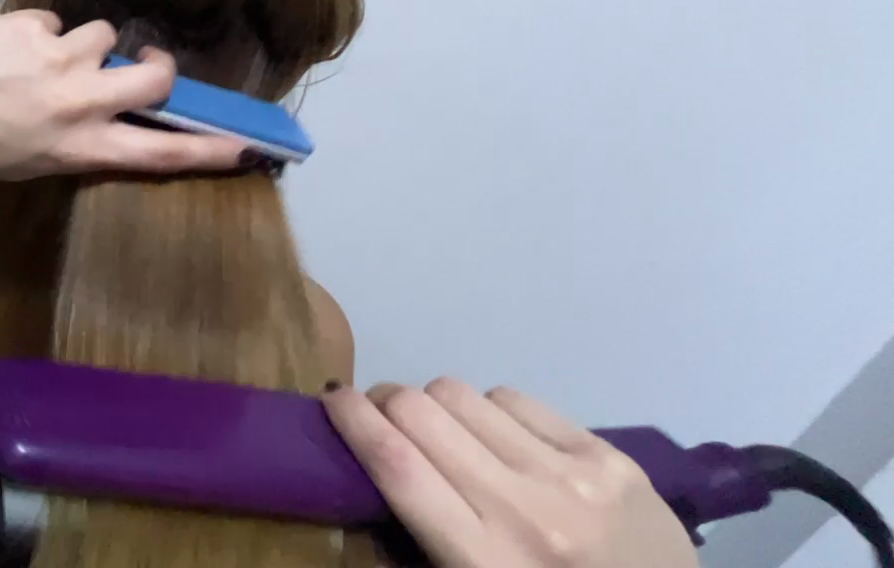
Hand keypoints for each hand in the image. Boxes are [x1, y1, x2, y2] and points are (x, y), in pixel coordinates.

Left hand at [0, 10, 250, 180]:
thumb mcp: (32, 160)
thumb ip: (76, 137)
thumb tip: (104, 112)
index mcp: (79, 148)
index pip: (158, 154)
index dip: (207, 150)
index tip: (246, 145)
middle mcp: (79, 104)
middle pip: (152, 77)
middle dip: (156, 66)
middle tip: (143, 61)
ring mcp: (57, 60)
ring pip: (102, 34)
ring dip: (81, 43)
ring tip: (42, 55)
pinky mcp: (31, 27)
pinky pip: (55, 19)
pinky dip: (38, 30)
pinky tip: (6, 44)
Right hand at [326, 380, 699, 567]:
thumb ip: (415, 531)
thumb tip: (366, 455)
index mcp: (483, 561)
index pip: (393, 461)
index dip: (350, 418)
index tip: (333, 400)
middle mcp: (526, 512)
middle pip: (417, 411)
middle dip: (385, 403)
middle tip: (385, 418)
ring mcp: (574, 480)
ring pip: (458, 393)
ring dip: (438, 407)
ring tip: (450, 433)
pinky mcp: (610, 459)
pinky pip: (513, 398)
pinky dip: (492, 412)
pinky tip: (506, 443)